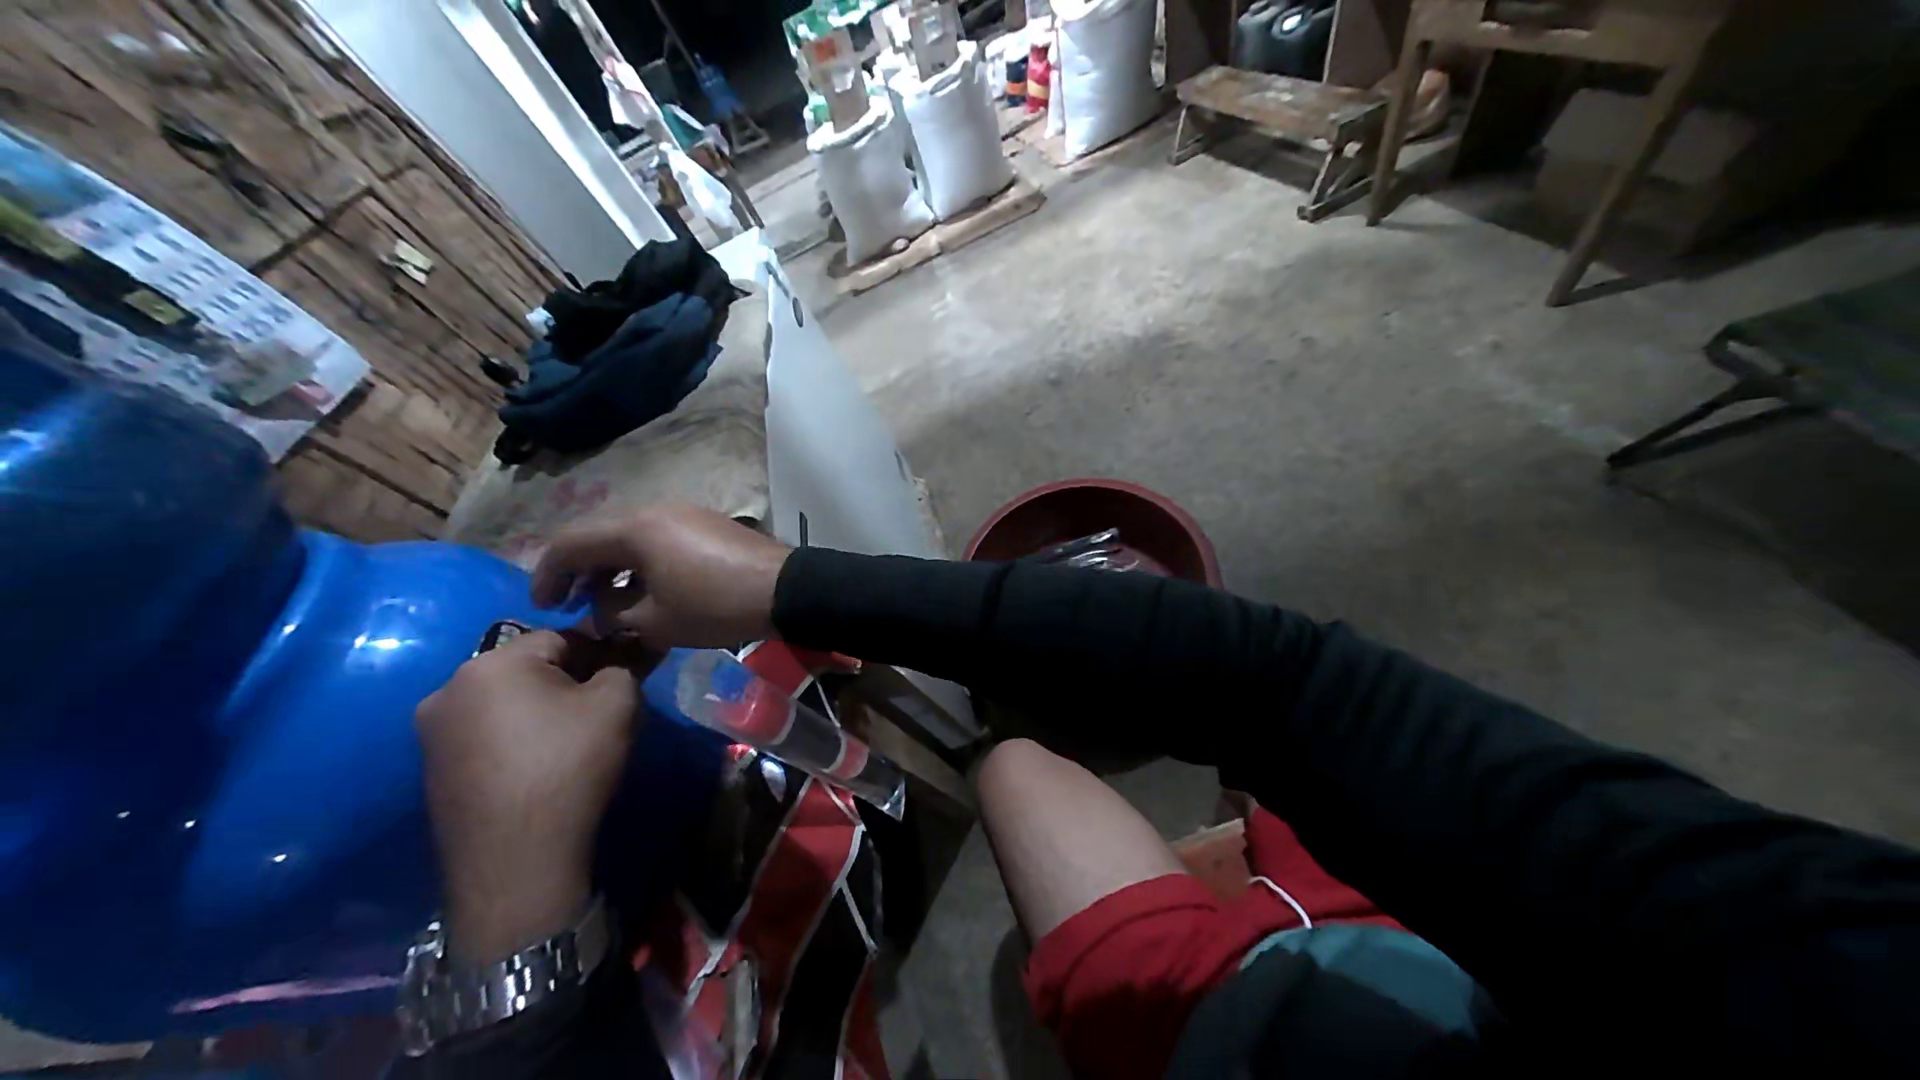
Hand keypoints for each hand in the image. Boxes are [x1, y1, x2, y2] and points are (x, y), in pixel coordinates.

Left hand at [414, 630, 638, 966]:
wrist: (518, 861)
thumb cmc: (569, 766)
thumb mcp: (618, 703)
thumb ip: (623, 665)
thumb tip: (623, 655)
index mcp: (490, 664)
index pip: (561, 637)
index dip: (600, 654)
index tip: (623, 680)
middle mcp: (448, 689)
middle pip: (528, 668)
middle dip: (567, 681)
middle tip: (599, 712)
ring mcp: (432, 733)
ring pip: (505, 701)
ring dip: (539, 710)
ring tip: (569, 743)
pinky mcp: (433, 770)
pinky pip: (486, 734)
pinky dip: (516, 739)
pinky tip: (539, 767)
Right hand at [532, 505, 792, 648]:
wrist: (785, 591)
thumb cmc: (714, 606)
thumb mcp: (654, 621)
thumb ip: (612, 614)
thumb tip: (598, 612)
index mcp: (634, 528)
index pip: (570, 543)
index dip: (548, 575)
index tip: (544, 607)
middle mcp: (656, 511)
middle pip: (601, 536)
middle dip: (581, 572)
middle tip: (575, 607)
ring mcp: (685, 514)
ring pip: (632, 538)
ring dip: (613, 569)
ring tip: (610, 605)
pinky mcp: (707, 525)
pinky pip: (660, 539)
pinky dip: (642, 563)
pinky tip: (647, 591)